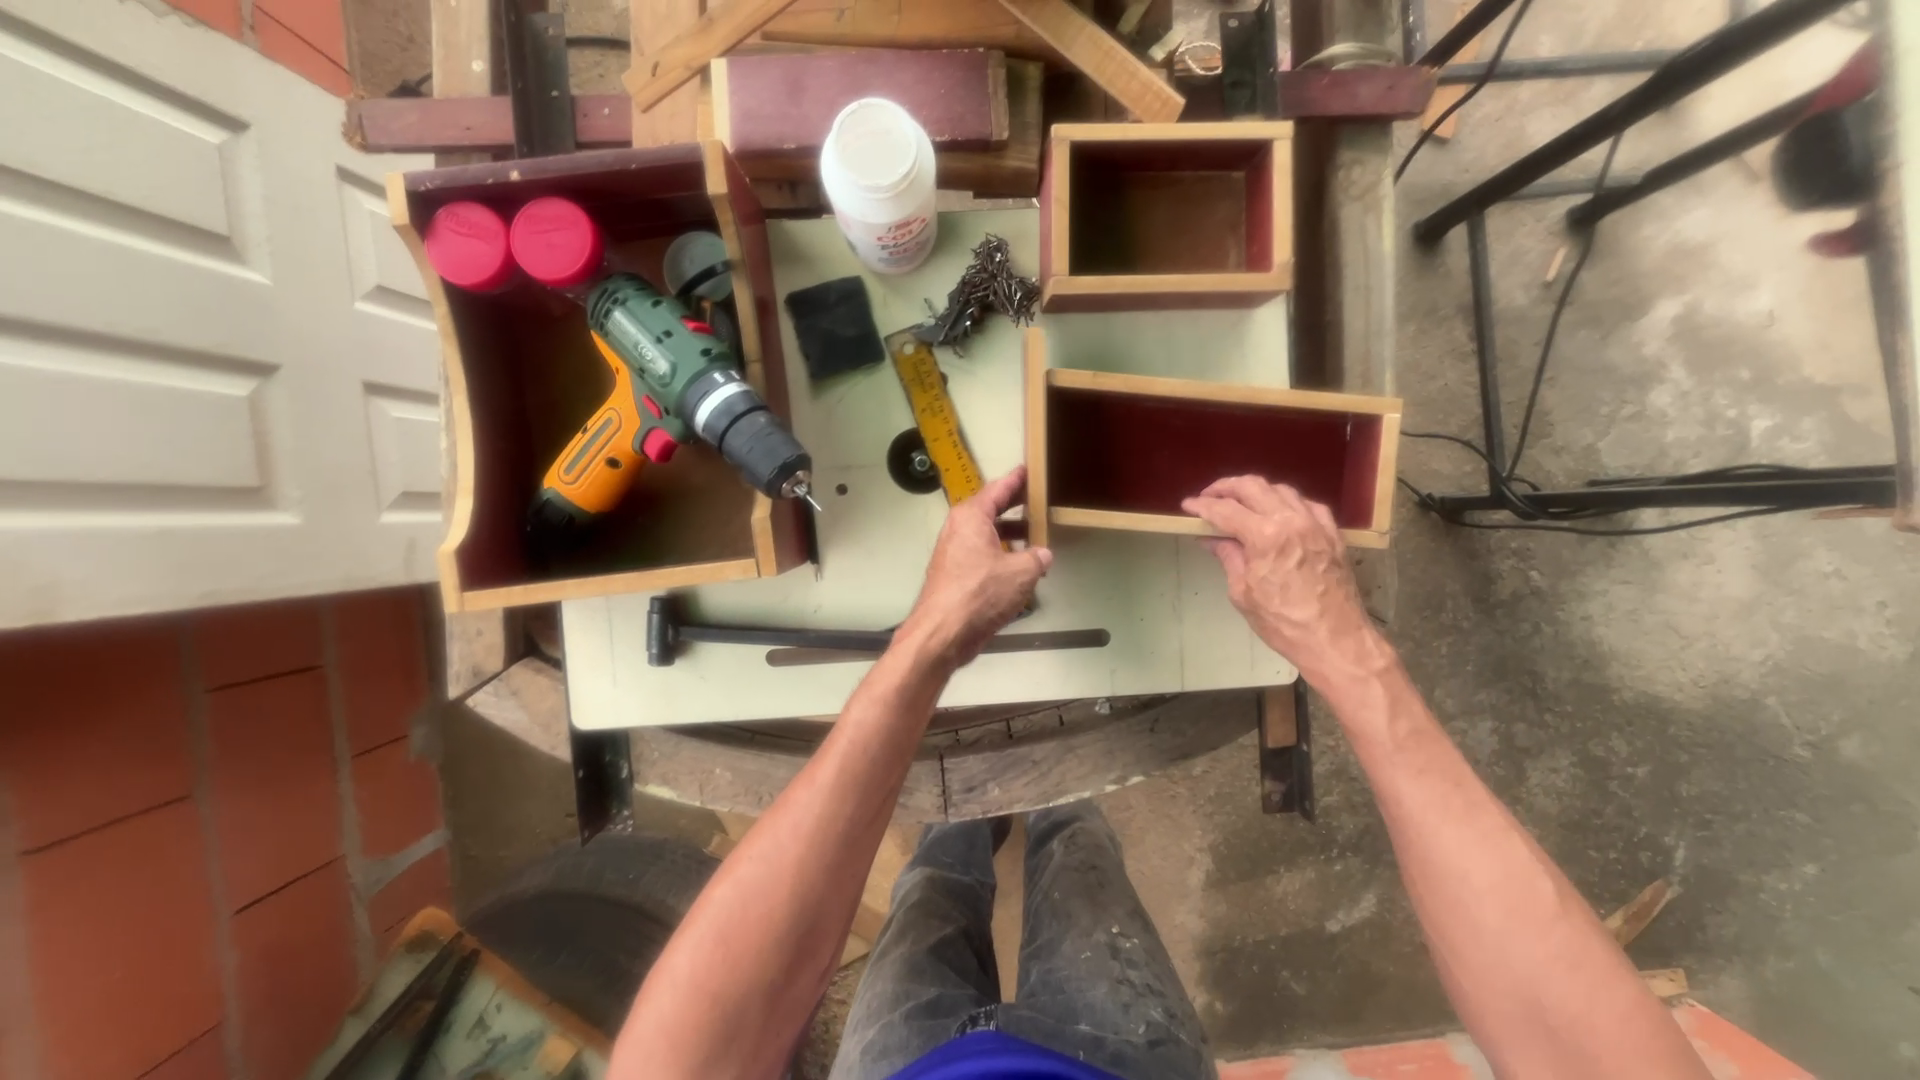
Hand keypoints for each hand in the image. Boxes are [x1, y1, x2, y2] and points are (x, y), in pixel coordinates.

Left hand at [900, 466, 1052, 667]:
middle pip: (991, 511)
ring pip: (987, 536)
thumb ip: (1036, 558)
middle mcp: (958, 529)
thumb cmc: (980, 594)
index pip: (998, 489)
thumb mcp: (1021, 573)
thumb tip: (1042, 555)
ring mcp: (954, 553)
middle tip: (1040, 503)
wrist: (942, 632)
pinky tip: (1020, 570)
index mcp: (971, 517)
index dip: (1016, 480)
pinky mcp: (954, 576)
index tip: (1029, 470)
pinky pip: (983, 557)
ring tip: (1037, 539)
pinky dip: (1001, 558)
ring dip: (1011, 537)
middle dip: (1016, 508)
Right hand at [1182, 477, 1386, 687]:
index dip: (1202, 505)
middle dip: (1226, 487)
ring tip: (1240, 503)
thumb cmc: (1283, 623)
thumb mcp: (1243, 593)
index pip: (1225, 509)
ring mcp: (1316, 524)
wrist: (1335, 640)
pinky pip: (1307, 505)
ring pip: (1281, 490)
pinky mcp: (1332, 534)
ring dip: (1256, 491)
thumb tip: (1211, 539)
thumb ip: (1228, 557)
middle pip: (1253, 486)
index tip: (1188, 505)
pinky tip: (1279, 513)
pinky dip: (1287, 502)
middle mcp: (1292, 520)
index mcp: (1265, 536)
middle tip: (1209, 497)